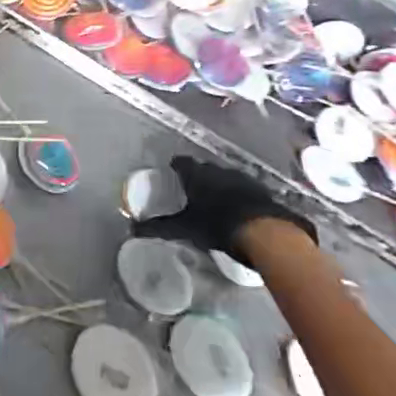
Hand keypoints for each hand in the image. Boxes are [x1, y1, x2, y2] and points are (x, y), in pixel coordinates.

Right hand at [132, 155, 315, 257]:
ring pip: (224, 177)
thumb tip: (131, 229)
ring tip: (211, 200)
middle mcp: (218, 170)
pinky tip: (234, 209)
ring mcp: (242, 178)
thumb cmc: (217, 225)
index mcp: (197, 174)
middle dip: (196, 176)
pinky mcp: (261, 191)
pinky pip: (242, 188)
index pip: (181, 162)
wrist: (264, 232)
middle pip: (203, 168)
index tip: (170, 173)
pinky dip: (235, 195)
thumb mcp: (184, 229)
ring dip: (217, 185)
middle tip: (188, 190)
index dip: (174, 167)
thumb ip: (158, 227)